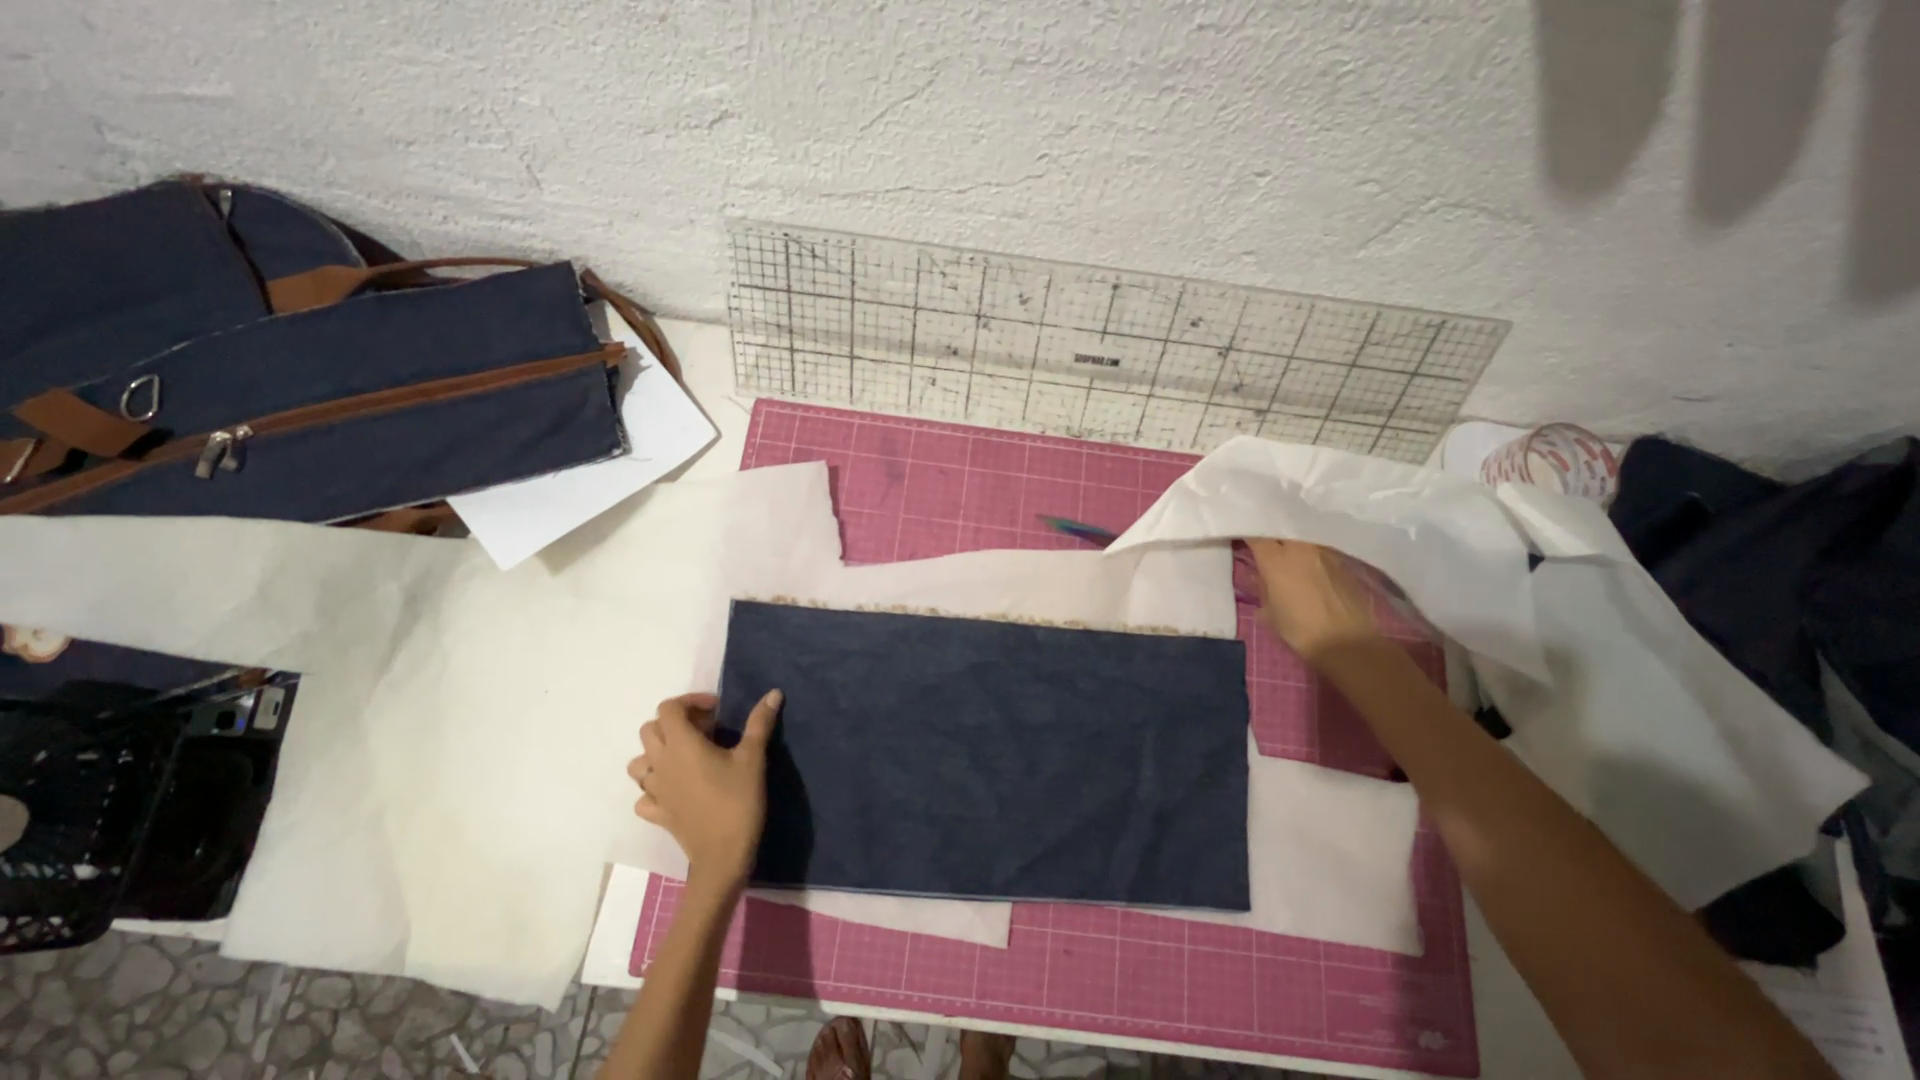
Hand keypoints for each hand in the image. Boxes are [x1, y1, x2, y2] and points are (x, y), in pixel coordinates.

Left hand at [628, 690, 782, 886]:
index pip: (668, 708)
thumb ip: (759, 723)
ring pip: (639, 762)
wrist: (723, 855)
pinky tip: (675, 790)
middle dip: (675, 723)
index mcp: (681, 744)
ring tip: (686, 759)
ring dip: (658, 753)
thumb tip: (773, 693)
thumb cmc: (738, 801)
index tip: (716, 712)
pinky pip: (643, 795)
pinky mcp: (655, 812)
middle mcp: (660, 763)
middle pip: (650, 729)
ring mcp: (653, 790)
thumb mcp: (753, 758)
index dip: (690, 702)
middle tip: (705, 732)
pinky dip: (654, 788)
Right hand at [1246, 539, 1378, 661]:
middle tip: (1263, 545)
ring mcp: (1323, 552)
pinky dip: (1310, 555)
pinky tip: (1309, 568)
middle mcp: (1300, 548)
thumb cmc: (1300, 630)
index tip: (1240, 538)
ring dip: (1292, 544)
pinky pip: (1319, 550)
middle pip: (1281, 531)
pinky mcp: (1342, 561)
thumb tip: (1260, 577)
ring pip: (1302, 539)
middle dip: (1271, 535)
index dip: (1247, 534)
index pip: (1256, 535)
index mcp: (1275, 559)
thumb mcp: (1269, 613)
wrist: (1347, 643)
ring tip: (1287, 555)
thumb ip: (1262, 589)